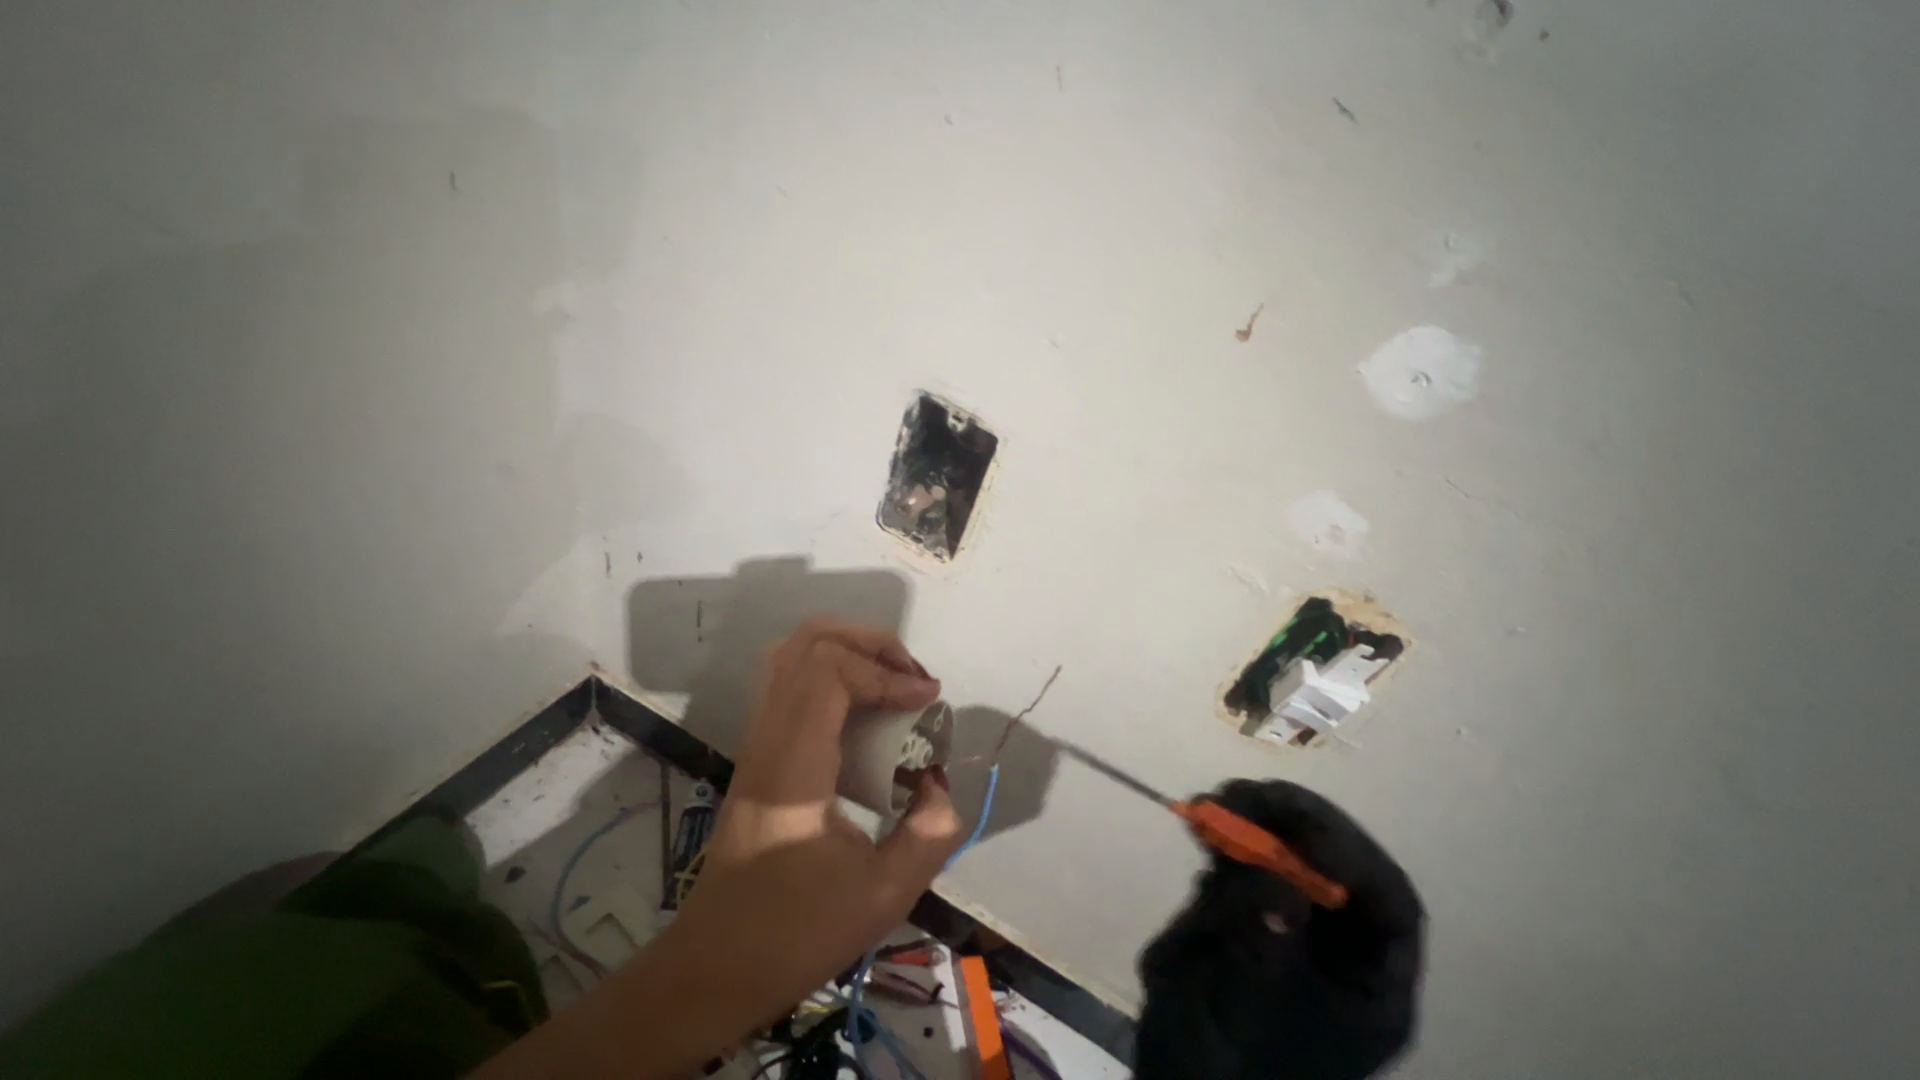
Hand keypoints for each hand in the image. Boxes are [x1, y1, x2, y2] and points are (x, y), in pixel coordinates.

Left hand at [670, 618, 963, 1019]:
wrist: (715, 966)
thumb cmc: (796, 933)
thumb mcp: (884, 894)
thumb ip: (930, 830)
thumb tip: (938, 781)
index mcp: (793, 765)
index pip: (830, 669)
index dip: (888, 671)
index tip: (930, 701)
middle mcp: (768, 738)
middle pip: (808, 642)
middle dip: (871, 645)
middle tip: (915, 681)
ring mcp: (757, 743)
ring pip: (793, 655)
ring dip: (850, 654)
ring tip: (895, 686)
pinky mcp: (758, 756)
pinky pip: (791, 684)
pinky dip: (834, 675)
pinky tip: (867, 715)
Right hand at [1135, 780, 1424, 1079]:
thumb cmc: (1224, 1070)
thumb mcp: (1247, 1014)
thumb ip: (1263, 947)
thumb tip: (1274, 880)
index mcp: (1371, 987)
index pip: (1390, 907)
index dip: (1353, 860)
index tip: (1305, 833)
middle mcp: (1342, 950)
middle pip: (1342, 869)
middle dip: (1300, 823)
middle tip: (1250, 793)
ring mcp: (1293, 928)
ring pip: (1295, 856)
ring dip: (1261, 819)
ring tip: (1220, 799)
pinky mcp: (1248, 914)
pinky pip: (1249, 864)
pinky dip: (1228, 836)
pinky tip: (1204, 820)